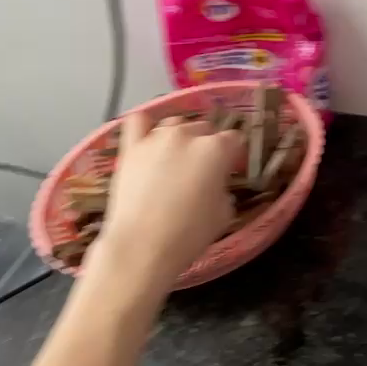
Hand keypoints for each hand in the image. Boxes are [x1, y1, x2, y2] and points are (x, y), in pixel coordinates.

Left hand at [89, 112, 242, 284]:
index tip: (233, 167)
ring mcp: (156, 138)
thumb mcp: (224, 214)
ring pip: (175, 124)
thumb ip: (224, 189)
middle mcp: (187, 135)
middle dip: (209, 144)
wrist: (143, 244)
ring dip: (182, 136)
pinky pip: (139, 121)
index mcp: (216, 150)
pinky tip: (150, 138)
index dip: (235, 154)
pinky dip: (147, 125)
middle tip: (206, 168)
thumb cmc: (190, 234)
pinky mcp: (130, 147)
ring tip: (179, 156)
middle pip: (204, 128)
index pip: (234, 139)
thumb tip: (216, 183)